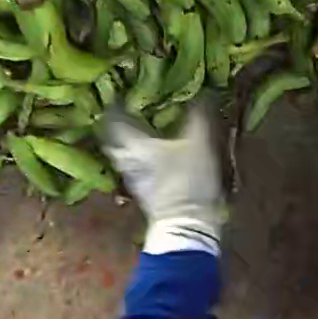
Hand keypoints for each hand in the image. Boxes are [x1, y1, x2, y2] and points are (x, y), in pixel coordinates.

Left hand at [101, 104, 226, 254]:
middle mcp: (128, 161)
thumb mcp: (200, 143)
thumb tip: (203, 92)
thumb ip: (199, 116)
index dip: (114, 107)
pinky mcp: (145, 194)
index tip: (118, 95)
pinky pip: (136, 170)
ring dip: (129, 145)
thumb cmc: (188, 179)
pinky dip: (141, 160)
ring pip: (124, 157)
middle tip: (126, 115)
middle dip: (117, 128)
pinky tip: (155, 158)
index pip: (114, 121)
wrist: (187, 225)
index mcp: (136, 145)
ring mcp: (134, 180)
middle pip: (114, 142)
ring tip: (142, 134)